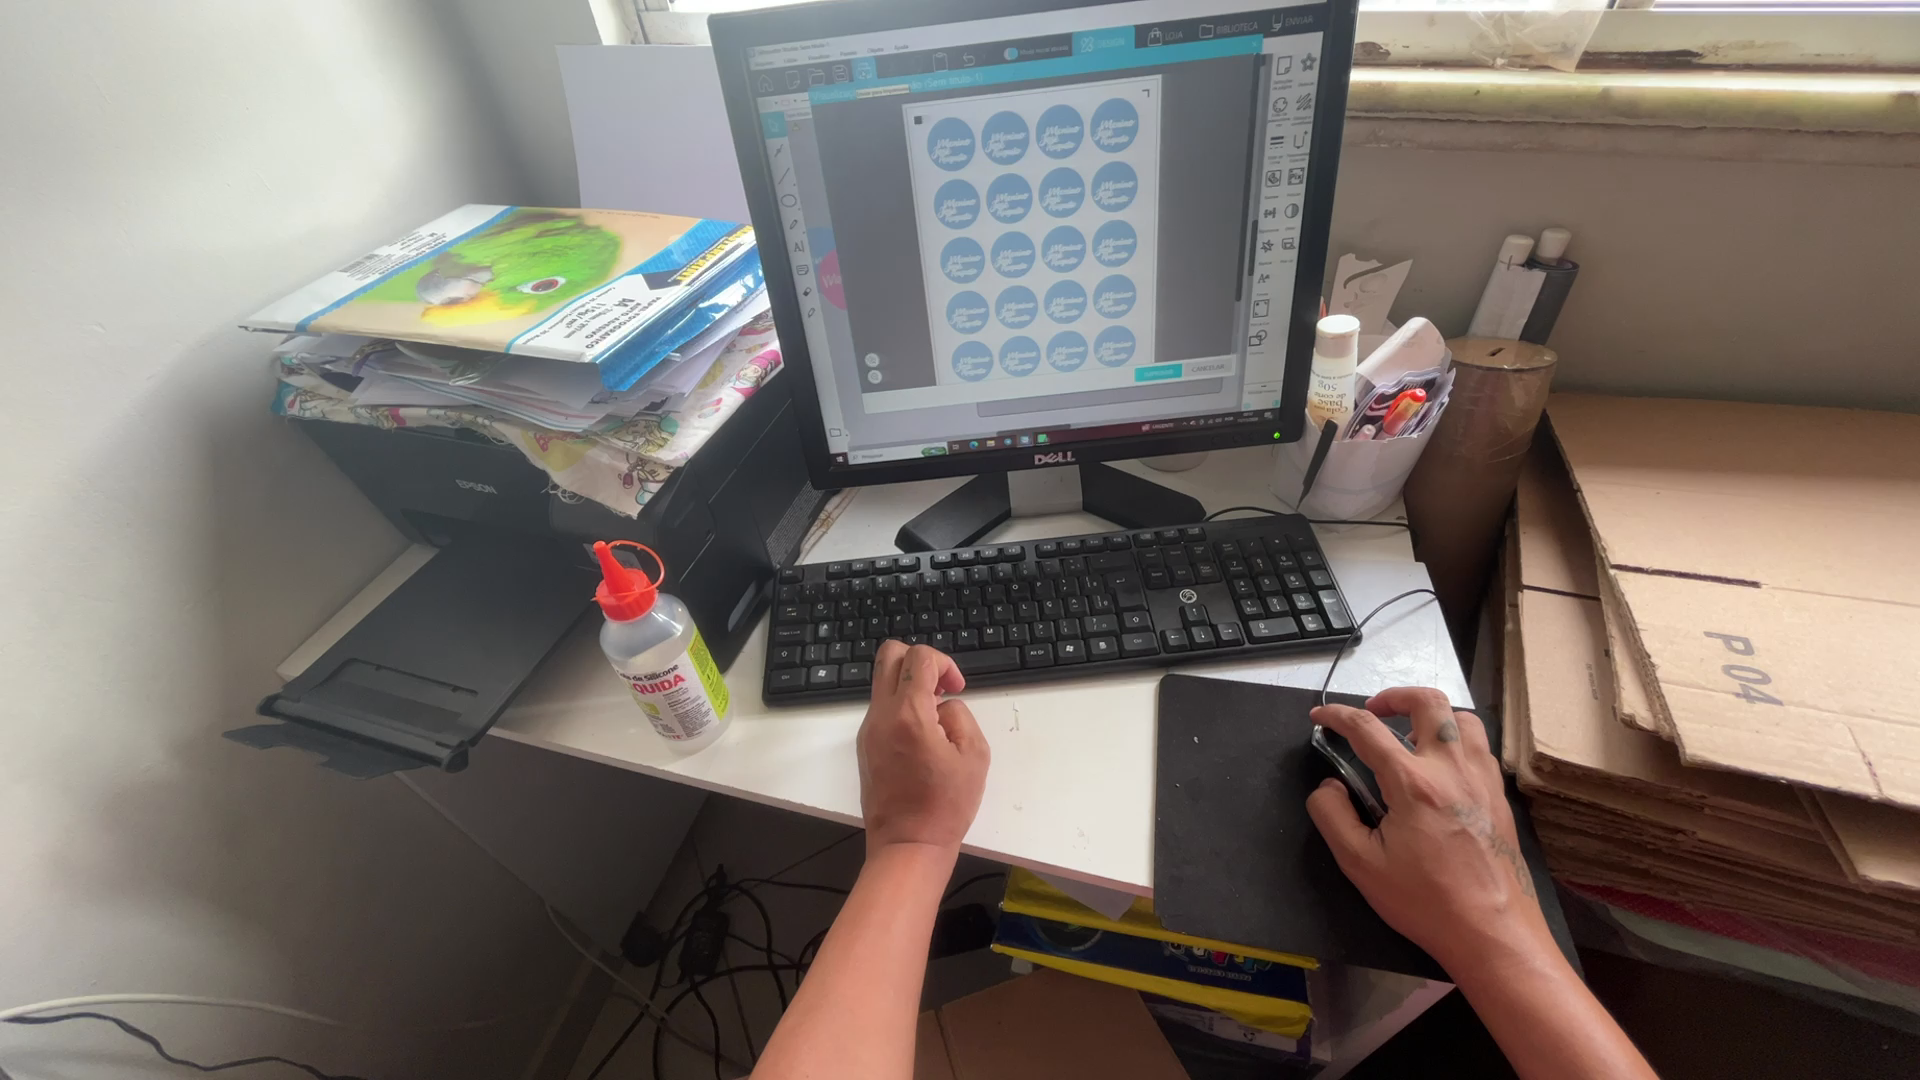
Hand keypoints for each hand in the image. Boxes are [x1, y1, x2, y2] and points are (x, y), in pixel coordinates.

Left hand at [857, 642, 989, 854]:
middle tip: (941, 687)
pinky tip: (922, 736)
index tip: (958, 688)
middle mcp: (881, 715)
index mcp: (909, 714)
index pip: (919, 657)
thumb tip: (943, 707)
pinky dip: (902, 706)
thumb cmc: (946, 806)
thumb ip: (960, 715)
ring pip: (883, 681)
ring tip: (935, 716)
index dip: (945, 663)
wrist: (908, 845)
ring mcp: (869, 730)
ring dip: (910, 684)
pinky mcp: (865, 745)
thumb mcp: (974, 755)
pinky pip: (881, 707)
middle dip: (920, 660)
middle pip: (889, 654)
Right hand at [1305, 687, 1554, 981]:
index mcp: (1413, 784)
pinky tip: (1437, 768)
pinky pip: (1479, 748)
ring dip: (1430, 716)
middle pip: (1430, 702)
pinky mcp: (1500, 799)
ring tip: (1407, 736)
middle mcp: (1452, 771)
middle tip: (1372, 713)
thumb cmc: (1425, 901)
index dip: (1336, 715)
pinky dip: (1454, 740)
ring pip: (1463, 719)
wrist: (1495, 937)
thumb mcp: (1359, 863)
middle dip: (1394, 696)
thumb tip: (1329, 786)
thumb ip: (1331, 814)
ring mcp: (1483, 782)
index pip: (1366, 729)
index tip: (1319, 716)